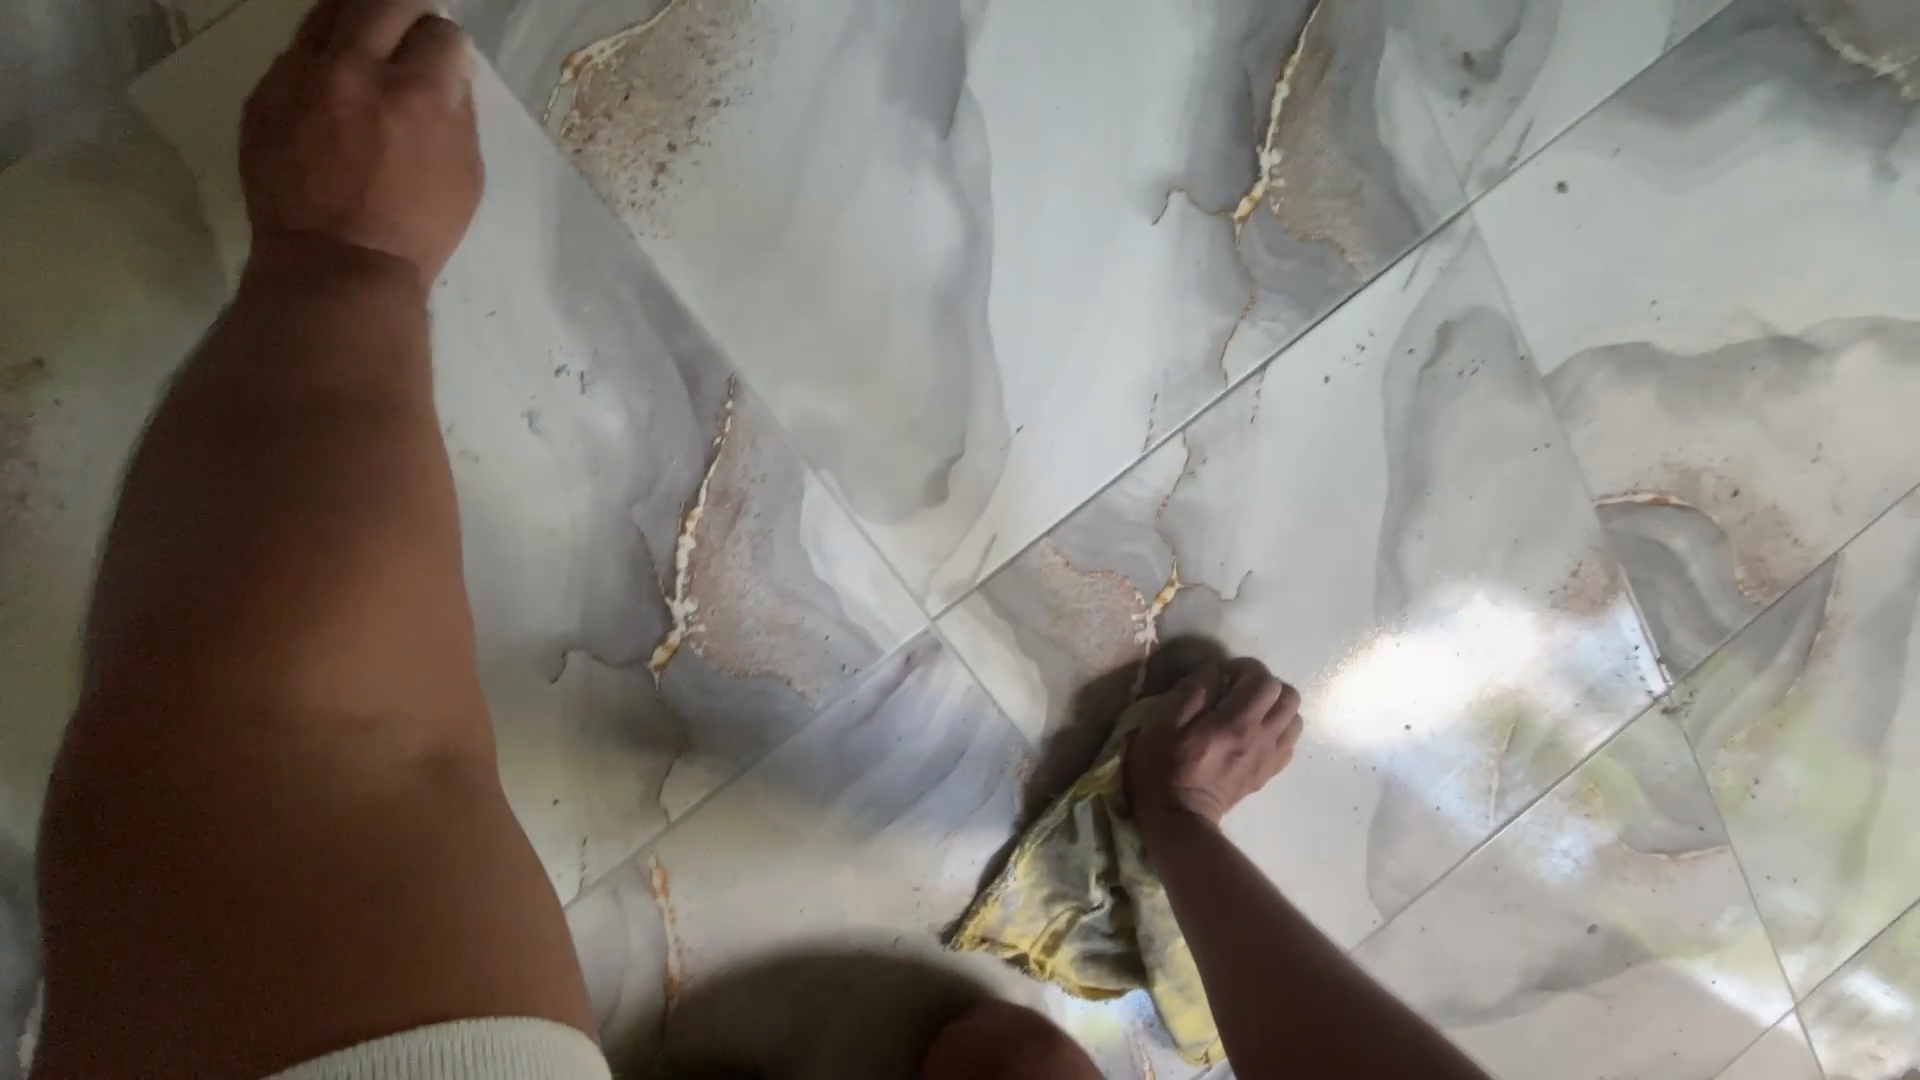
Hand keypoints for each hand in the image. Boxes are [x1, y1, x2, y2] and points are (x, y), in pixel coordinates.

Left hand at [240, 0, 482, 287]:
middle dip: (408, 9)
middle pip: (383, 0)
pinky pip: (299, 50)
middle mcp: (357, 68)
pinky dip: (325, 55)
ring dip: (359, 18)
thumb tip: (449, 78)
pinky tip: (338, 82)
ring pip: (330, 11)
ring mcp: (303, 74)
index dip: (450, 45)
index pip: (441, 35)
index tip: (449, 59)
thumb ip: (458, 117)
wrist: (338, 261)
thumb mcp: (465, 177)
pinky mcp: (266, 89)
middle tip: (416, 26)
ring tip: (373, 39)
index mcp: (419, 95)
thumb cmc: (419, 229)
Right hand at [1126, 657, 1303, 827]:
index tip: (1223, 674)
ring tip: (1249, 710)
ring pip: (1295, 719)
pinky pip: (1289, 743)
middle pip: (1289, 696)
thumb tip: (1214, 671)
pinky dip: (1277, 730)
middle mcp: (1261, 738)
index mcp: (1235, 723)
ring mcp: (1268, 758)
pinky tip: (1253, 734)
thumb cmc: (1162, 766)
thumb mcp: (1162, 722)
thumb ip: (1192, 691)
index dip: (1245, 667)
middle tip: (1238, 688)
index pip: (1264, 681)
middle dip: (1266, 684)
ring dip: (1275, 707)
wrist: (1177, 817)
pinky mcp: (1267, 773)